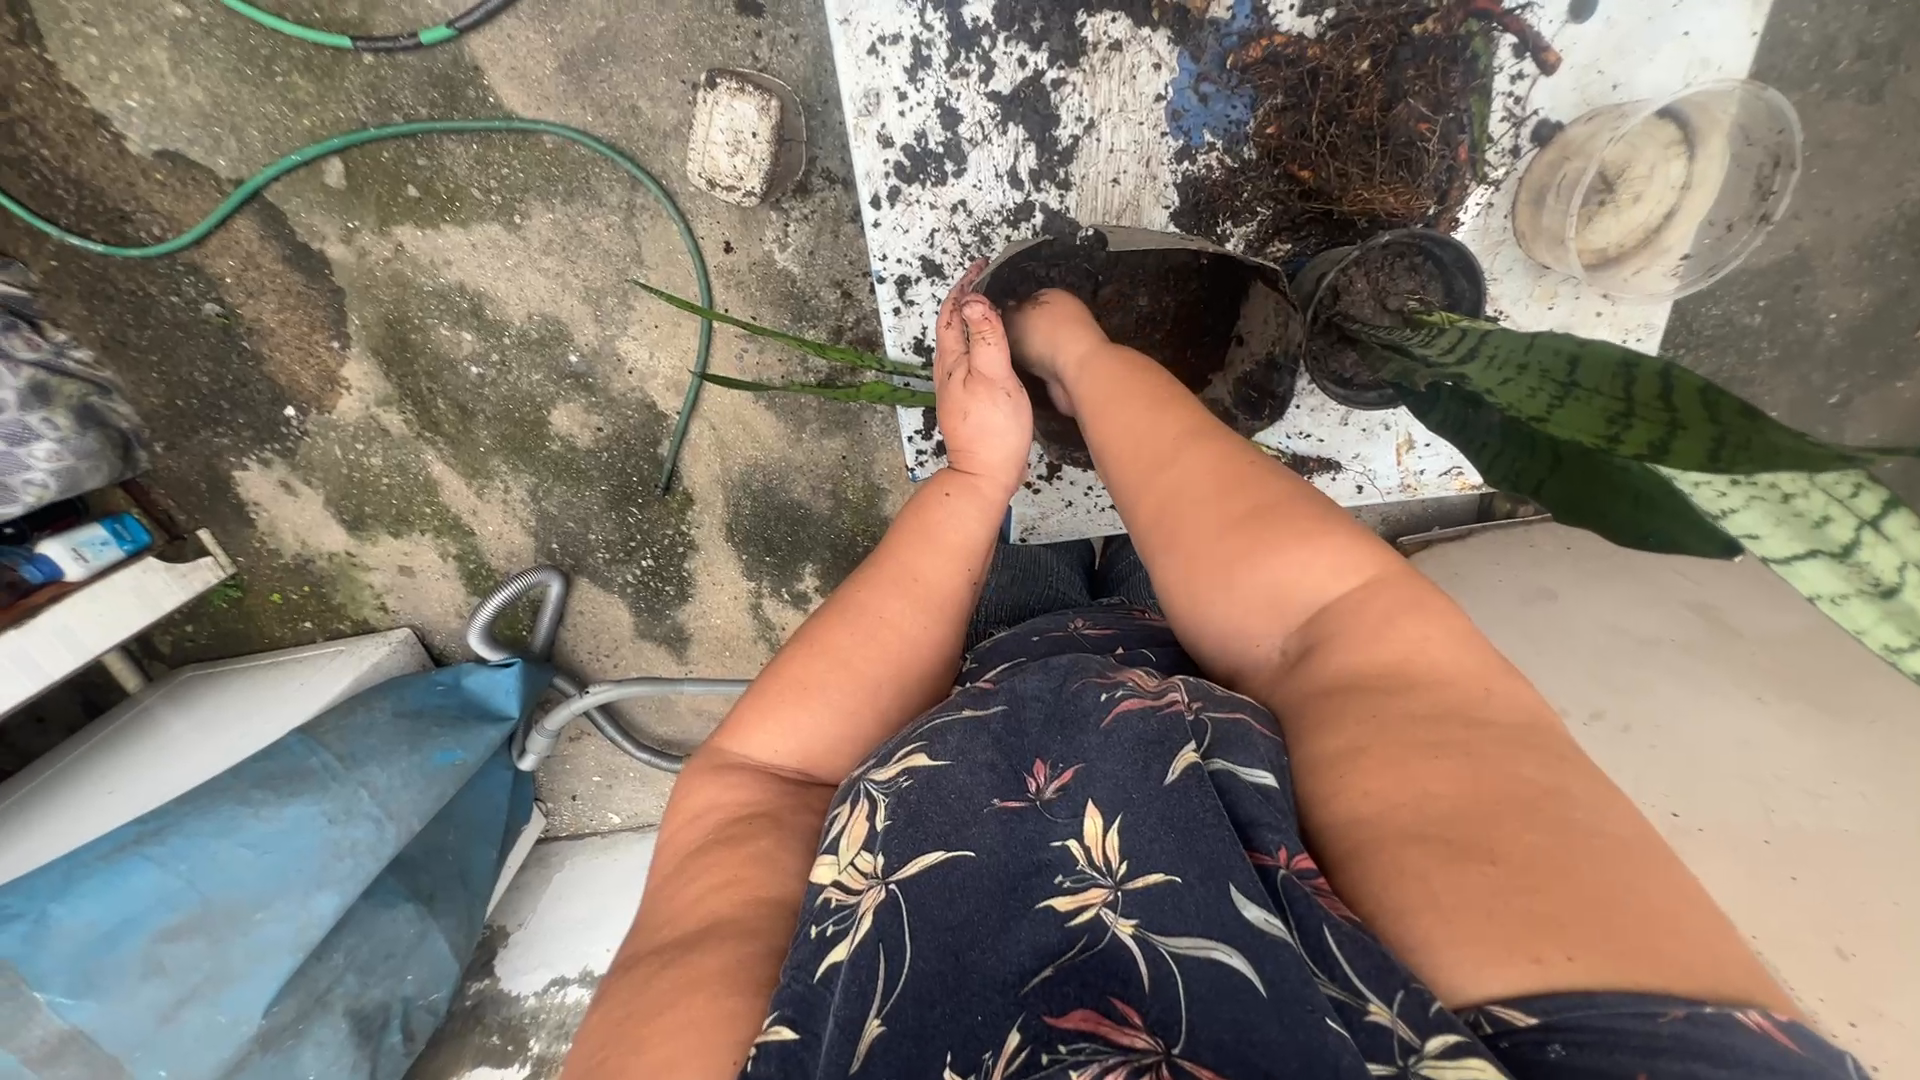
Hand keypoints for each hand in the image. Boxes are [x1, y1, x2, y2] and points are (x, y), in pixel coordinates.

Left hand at [934, 260, 1033, 498]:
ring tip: (994, 306)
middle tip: (990, 281)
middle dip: (967, 299)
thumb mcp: (993, 375)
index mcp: (952, 360)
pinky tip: (997, 348)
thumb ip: (985, 336)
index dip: (965, 285)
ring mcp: (956, 388)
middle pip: (952, 325)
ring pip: (960, 344)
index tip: (983, 266)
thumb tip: (973, 299)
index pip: (951, 311)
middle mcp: (948, 372)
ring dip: (973, 320)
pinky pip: (971, 361)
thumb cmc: (993, 428)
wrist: (986, 474)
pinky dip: (981, 343)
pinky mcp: (968, 402)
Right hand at [1004, 288, 1108, 417]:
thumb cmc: (1044, 337)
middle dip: (1020, 337)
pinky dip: (1042, 371)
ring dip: (1031, 357)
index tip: (998, 329)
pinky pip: (1051, 365)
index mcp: (1052, 294)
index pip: (1026, 300)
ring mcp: (1074, 340)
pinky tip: (1032, 376)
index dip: (1010, 314)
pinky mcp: (1077, 364)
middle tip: (1004, 349)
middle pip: (1035, 324)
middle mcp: (1067, 314)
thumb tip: (1003, 311)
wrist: (1078, 370)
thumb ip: (1005, 313)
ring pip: (1042, 347)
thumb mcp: (1013, 318)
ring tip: (1015, 365)